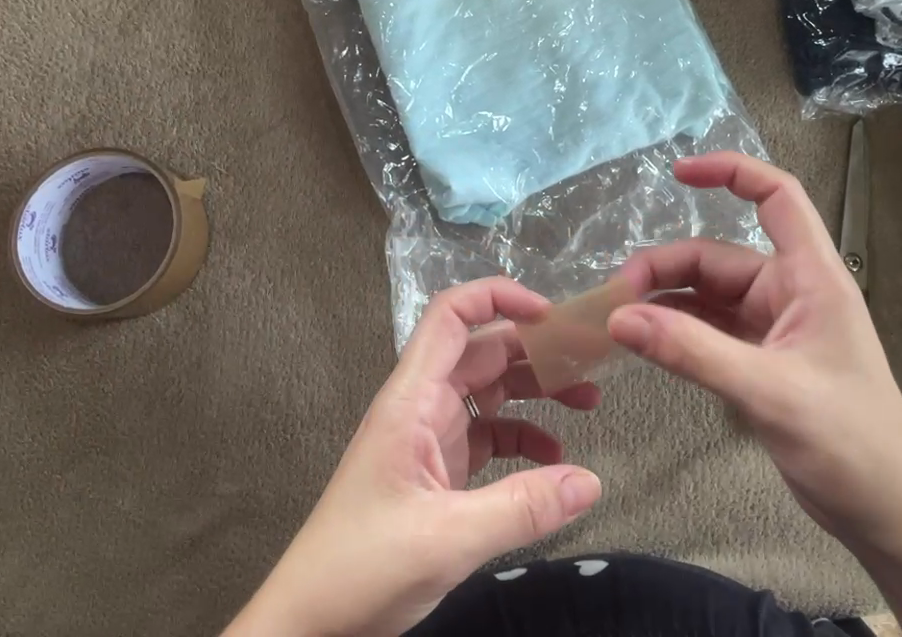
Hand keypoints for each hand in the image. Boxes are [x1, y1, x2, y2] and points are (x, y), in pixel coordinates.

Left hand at [227, 278, 603, 636]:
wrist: (311, 620)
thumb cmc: (363, 566)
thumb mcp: (448, 539)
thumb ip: (521, 507)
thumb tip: (591, 480)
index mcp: (411, 400)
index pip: (450, 317)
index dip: (496, 298)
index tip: (550, 315)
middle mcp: (420, 406)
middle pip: (481, 352)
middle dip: (535, 350)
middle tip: (590, 362)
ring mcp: (428, 437)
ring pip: (488, 392)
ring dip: (534, 391)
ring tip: (587, 401)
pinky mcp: (437, 471)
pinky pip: (487, 436)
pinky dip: (522, 438)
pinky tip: (553, 458)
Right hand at [606, 151, 901, 551]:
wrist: (889, 516)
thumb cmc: (850, 444)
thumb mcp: (769, 392)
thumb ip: (692, 352)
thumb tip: (619, 317)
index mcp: (811, 278)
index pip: (777, 198)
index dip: (731, 173)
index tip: (676, 174)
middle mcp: (791, 293)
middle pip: (718, 256)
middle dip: (666, 266)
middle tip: (617, 295)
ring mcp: (774, 328)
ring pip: (707, 295)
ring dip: (664, 300)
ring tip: (618, 318)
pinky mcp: (760, 361)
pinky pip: (707, 330)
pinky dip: (674, 330)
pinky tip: (642, 341)